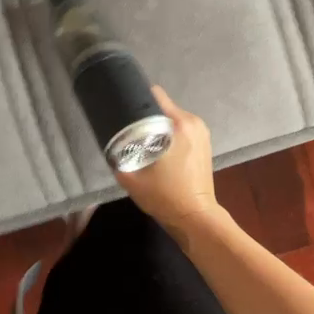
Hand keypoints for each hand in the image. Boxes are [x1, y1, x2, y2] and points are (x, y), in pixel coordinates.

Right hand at [116, 87, 221, 234]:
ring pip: (173, 116)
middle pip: (163, 105)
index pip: (155, 95)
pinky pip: (182, 126)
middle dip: (146, 113)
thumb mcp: (132, 177)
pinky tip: (159, 145)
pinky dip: (170, 131)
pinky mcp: (205, 142)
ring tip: (143, 137)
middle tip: (129, 127)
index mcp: (178, 125)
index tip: (123, 106)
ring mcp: (202, 131)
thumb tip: (109, 143)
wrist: (195, 218)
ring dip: (159, 123)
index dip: (136, 97)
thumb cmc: (165, 197)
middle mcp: (193, 122)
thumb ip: (117, 157)